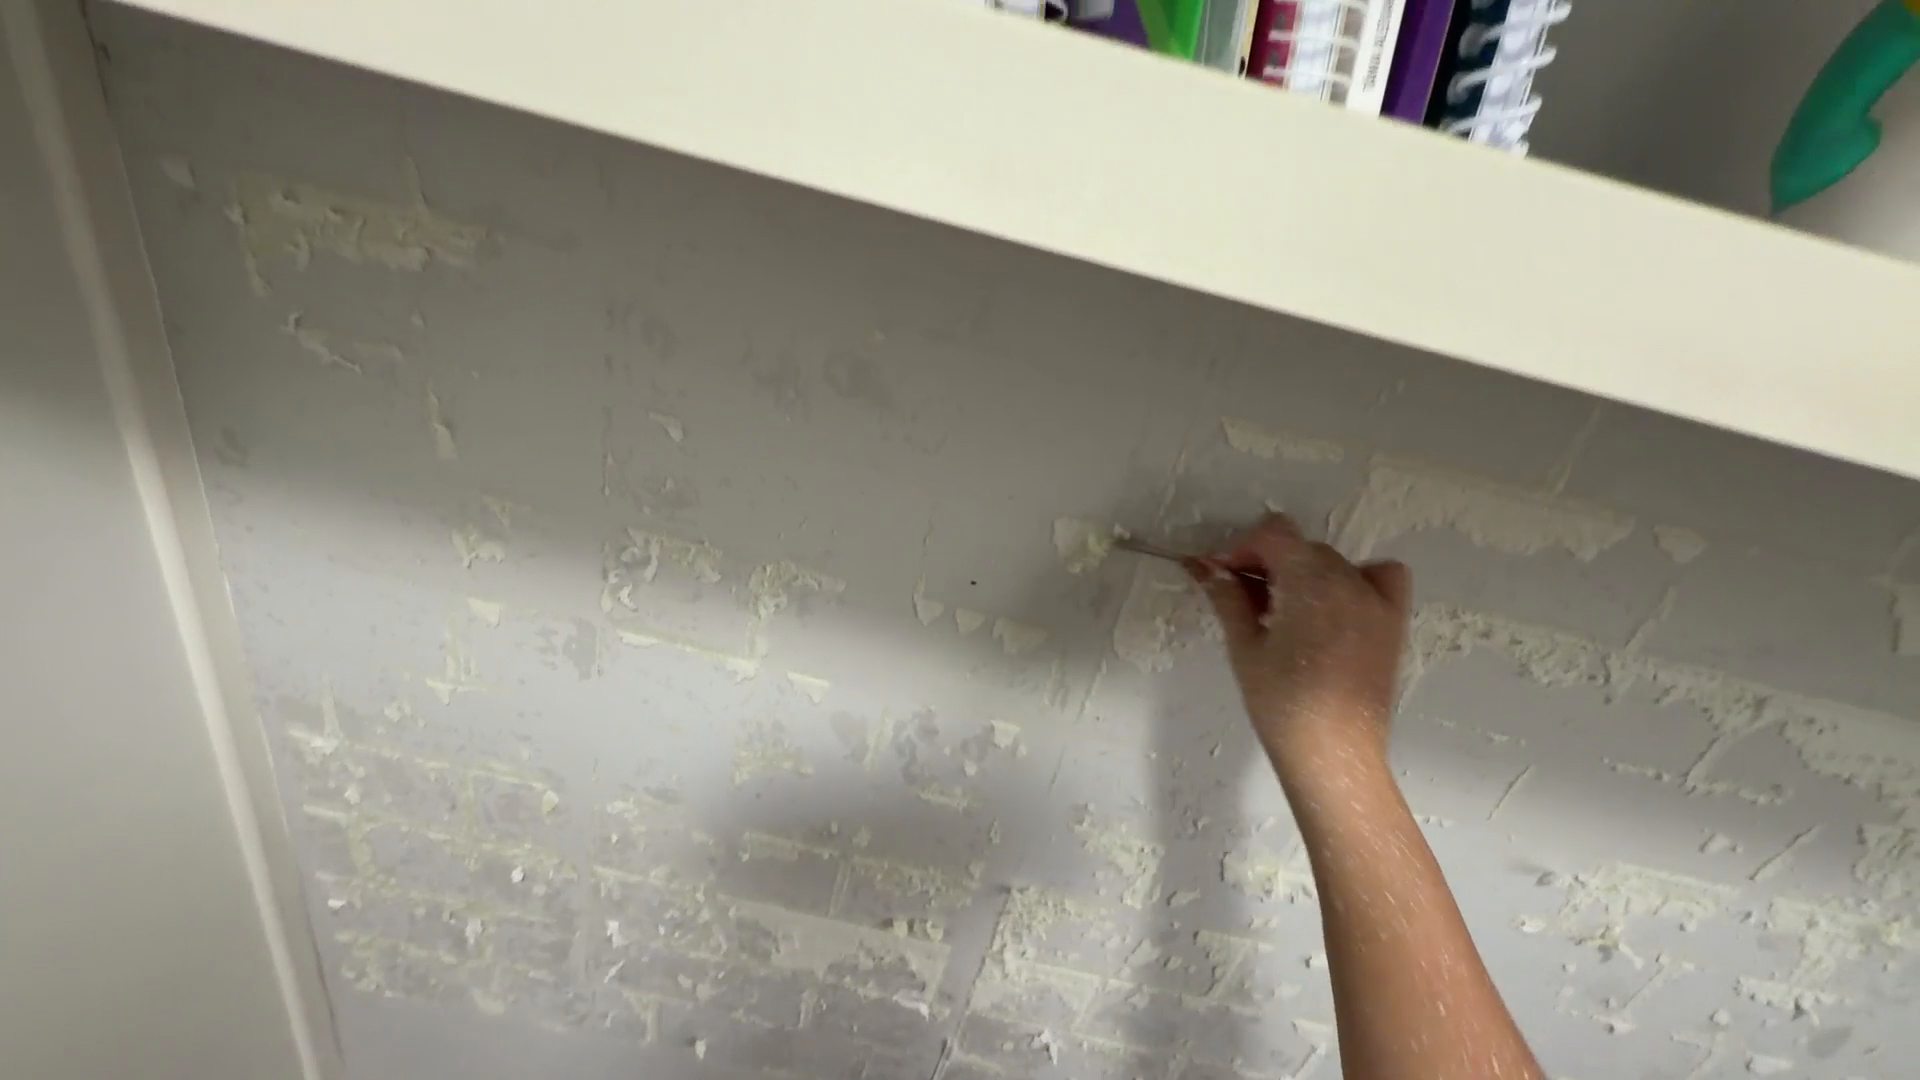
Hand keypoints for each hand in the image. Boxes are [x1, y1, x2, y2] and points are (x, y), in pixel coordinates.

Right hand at [1188, 514, 1411, 758]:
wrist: (1332, 753)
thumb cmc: (1280, 703)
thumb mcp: (1244, 647)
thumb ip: (1227, 597)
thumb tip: (1205, 566)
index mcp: (1310, 583)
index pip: (1274, 534)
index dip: (1241, 547)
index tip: (1220, 574)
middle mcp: (1349, 581)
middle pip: (1301, 547)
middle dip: (1267, 562)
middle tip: (1241, 596)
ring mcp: (1377, 600)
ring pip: (1332, 562)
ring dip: (1302, 571)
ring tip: (1281, 608)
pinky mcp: (1393, 622)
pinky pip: (1381, 576)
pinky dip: (1355, 578)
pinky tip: (1333, 604)